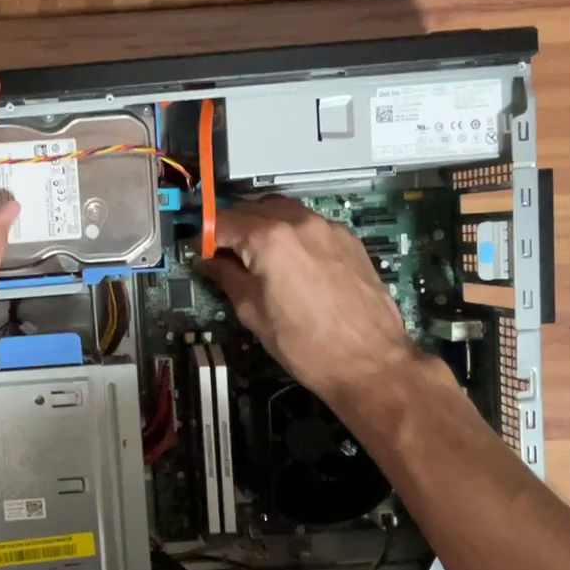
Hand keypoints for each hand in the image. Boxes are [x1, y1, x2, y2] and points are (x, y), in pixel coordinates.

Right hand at [199, 196, 422, 413]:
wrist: (370, 362)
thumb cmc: (307, 345)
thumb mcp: (253, 313)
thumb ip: (228, 279)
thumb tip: (211, 264)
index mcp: (269, 240)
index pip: (223, 221)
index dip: (205, 236)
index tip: (199, 250)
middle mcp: (299, 223)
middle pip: (252, 208)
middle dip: (233, 226)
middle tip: (223, 254)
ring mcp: (328, 228)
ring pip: (283, 210)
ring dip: (262, 223)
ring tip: (256, 254)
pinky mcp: (348, 240)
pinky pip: (309, 223)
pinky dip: (292, 232)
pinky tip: (290, 260)